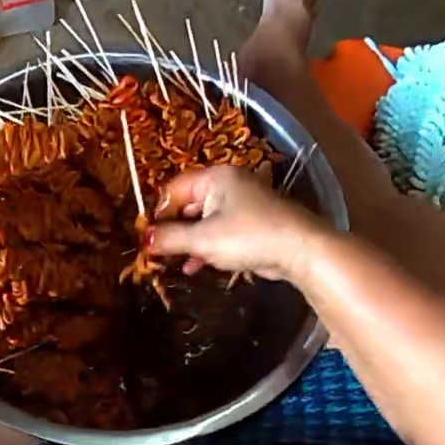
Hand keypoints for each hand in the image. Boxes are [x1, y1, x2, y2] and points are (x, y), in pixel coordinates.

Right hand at [148, 166, 334, 282]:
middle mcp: (228, 185)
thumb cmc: (247, 236)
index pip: (173, 189)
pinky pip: (218, 231)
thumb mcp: (201, 239)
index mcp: (215, 177)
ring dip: (188, 242)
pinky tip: (195, 266)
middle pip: (188, 204)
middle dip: (172, 230)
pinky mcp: (251, 223)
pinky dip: (205, 247)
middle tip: (159, 252)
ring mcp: (241, 203)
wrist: (299, 250)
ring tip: (175, 262)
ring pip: (203, 220)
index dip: (159, 213)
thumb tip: (144, 241)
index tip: (149, 237)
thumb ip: (169, 238)